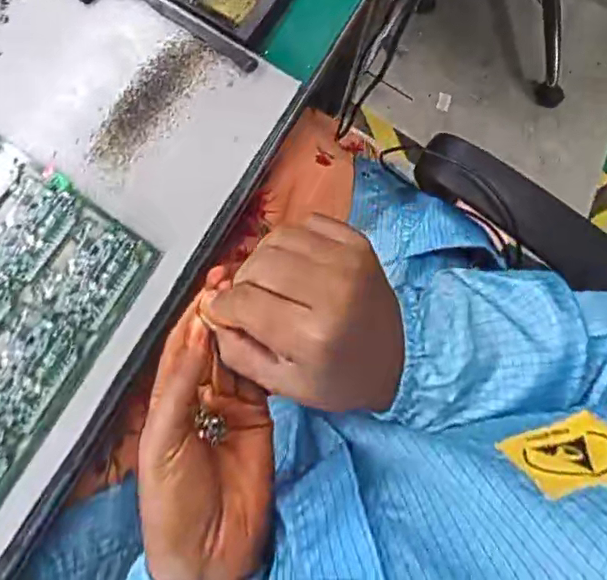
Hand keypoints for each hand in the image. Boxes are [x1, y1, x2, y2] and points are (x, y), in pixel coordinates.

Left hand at [137, 273, 273, 579]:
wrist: (209, 559)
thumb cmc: (171, 506)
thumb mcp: (164, 440)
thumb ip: (181, 384)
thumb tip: (200, 330)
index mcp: (169, 399)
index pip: (182, 345)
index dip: (194, 314)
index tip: (210, 286)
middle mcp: (199, 396)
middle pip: (210, 344)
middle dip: (220, 313)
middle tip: (234, 282)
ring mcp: (230, 406)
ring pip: (235, 356)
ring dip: (241, 328)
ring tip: (251, 297)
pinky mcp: (257, 418)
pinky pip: (258, 379)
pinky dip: (261, 354)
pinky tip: (265, 332)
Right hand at [203, 213, 404, 412]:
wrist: (396, 361)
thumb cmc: (340, 377)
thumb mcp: (284, 384)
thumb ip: (238, 349)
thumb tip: (210, 309)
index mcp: (314, 335)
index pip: (244, 302)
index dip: (222, 305)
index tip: (219, 308)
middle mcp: (333, 291)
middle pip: (258, 264)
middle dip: (242, 281)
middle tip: (247, 298)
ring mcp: (349, 260)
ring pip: (277, 238)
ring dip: (263, 258)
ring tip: (270, 281)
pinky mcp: (358, 241)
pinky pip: (305, 223)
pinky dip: (291, 241)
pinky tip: (296, 265)